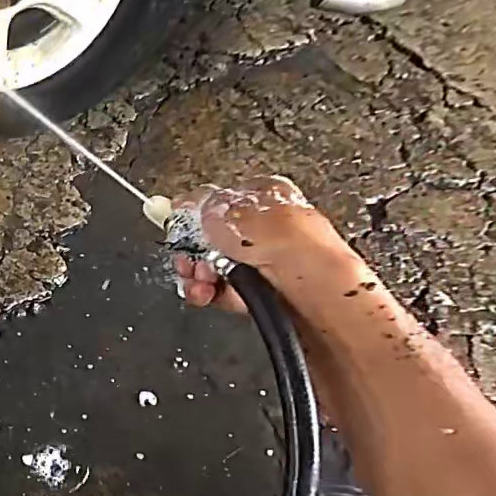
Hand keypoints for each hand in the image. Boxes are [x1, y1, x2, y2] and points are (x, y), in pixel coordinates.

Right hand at [173, 176, 355, 311]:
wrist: (319, 298)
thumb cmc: (295, 249)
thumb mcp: (237, 215)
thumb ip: (203, 206)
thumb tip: (181, 203)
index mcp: (264, 197)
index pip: (215, 202)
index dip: (191, 217)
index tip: (176, 229)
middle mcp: (261, 229)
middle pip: (206, 238)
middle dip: (191, 252)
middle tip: (191, 261)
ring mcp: (258, 262)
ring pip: (209, 267)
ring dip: (196, 276)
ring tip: (201, 281)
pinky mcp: (254, 291)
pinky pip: (218, 290)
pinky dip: (207, 294)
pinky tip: (207, 294)